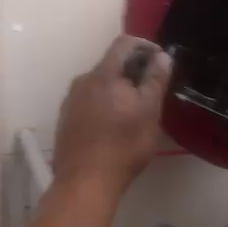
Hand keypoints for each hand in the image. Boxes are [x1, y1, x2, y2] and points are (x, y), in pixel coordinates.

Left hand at [52, 36, 172, 195]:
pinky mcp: (65, 120)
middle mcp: (82, 81)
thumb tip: (162, 56)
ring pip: (99, 84)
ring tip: (134, 111)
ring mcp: (70, 101)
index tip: (160, 61)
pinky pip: (88, 101)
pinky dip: (104, 104)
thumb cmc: (123, 145)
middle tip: (151, 90)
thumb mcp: (149, 111)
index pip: (124, 43)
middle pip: (111, 64)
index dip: (145, 46)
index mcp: (103, 74)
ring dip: (118, 89)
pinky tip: (113, 126)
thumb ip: (155, 80)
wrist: (84, 184)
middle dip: (133, 71)